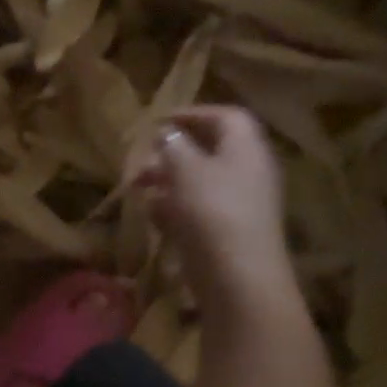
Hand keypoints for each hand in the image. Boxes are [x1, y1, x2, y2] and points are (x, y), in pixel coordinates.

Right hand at [139, 107, 297, 309]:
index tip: (159, 121)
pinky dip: (174, 204)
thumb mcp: (186, 171)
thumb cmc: (211, 212)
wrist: (236, 273)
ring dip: (168, 178)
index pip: (227, 116)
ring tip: (138, 187)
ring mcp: (238, 201)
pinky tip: (152, 214)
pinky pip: (198, 205)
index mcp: (245, 149)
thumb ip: (174, 146)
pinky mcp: (226, 227)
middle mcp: (247, 170)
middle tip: (142, 157)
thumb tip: (166, 133)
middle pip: (211, 148)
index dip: (194, 113)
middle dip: (173, 150)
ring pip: (200, 178)